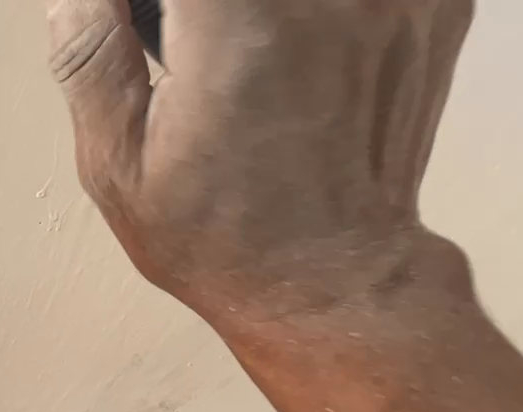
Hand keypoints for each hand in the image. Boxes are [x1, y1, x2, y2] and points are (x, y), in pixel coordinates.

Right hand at [44, 0, 474, 335]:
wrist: (321, 272)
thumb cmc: (207, 235)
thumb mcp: (116, 168)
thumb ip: (91, 65)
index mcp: (235, 36)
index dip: (145, 1)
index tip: (131, 23)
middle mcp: (326, 0)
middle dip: (187, 12)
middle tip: (170, 45)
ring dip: (238, 19)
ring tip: (228, 62)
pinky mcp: (431, 1)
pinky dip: (301, 15)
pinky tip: (283, 57)